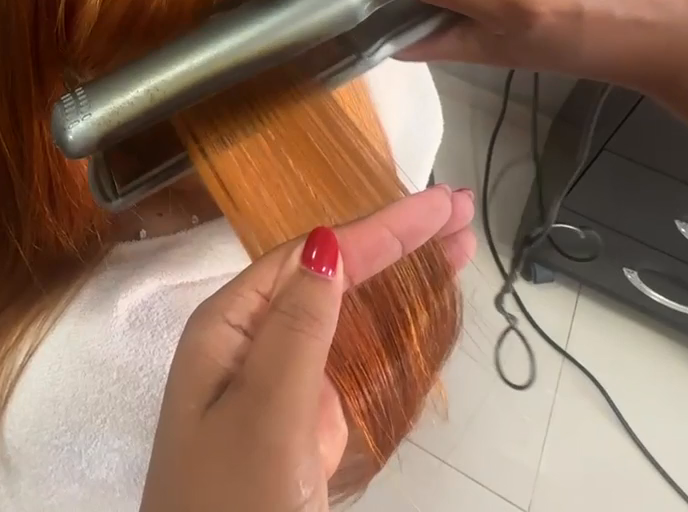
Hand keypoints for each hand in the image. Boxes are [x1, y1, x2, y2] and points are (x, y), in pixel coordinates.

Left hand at [140, 186, 475, 511]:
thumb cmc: (233, 505)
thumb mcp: (265, 415)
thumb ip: (298, 329)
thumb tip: (325, 242)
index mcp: (228, 326)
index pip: (311, 256)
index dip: (377, 227)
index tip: (439, 204)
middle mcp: (248, 341)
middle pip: (327, 274)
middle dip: (392, 242)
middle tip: (459, 214)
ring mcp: (273, 382)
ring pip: (339, 314)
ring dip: (392, 278)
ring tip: (452, 250)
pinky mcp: (295, 423)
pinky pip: (342, 361)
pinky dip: (380, 332)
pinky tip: (409, 313)